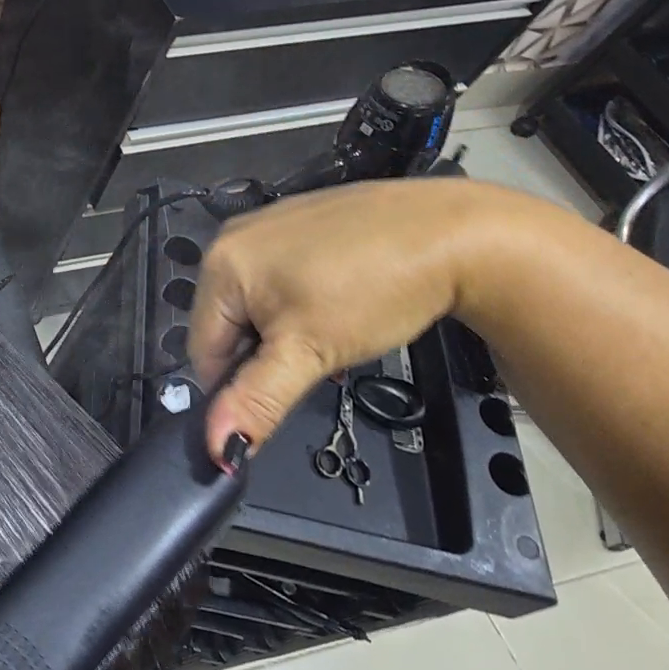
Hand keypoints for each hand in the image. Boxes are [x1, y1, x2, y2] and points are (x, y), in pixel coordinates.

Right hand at [187, 179, 536, 461]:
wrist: (465, 234)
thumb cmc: (375, 292)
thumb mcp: (309, 354)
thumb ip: (256, 401)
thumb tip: (218, 453)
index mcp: (220, 265)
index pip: (204, 348)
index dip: (239, 383)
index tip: (285, 388)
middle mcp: (234, 235)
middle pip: (228, 322)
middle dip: (264, 350)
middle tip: (317, 356)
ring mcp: (270, 219)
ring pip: (256, 300)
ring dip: (283, 328)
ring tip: (333, 330)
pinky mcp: (305, 216)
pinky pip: (282, 272)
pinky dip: (302, 296)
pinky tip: (342, 300)